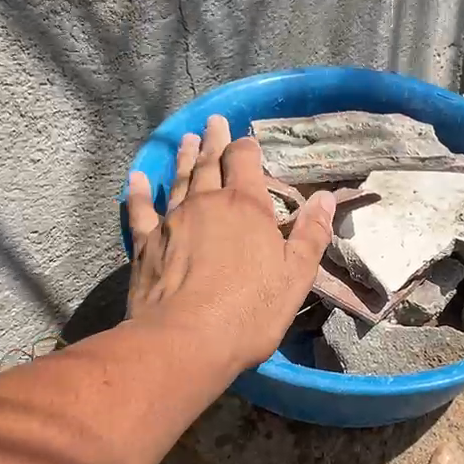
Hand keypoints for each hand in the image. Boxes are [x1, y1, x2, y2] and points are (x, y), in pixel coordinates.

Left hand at [126, 116, 335, 371]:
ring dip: (182, 158)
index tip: (247, 139)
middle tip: (213, 122)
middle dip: (213, 141)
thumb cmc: (249, 311)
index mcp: (247, 207)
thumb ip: (311, 235)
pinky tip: (138, 179)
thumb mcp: (295, 277)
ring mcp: (172, 221)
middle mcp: (206, 204)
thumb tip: (326, 199)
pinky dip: (140, 193)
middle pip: (209, 163)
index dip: (247, 148)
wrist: (185, 340)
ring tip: (185, 139)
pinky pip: (141, 210)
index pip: (245, 162)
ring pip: (178, 180)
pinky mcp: (145, 245)